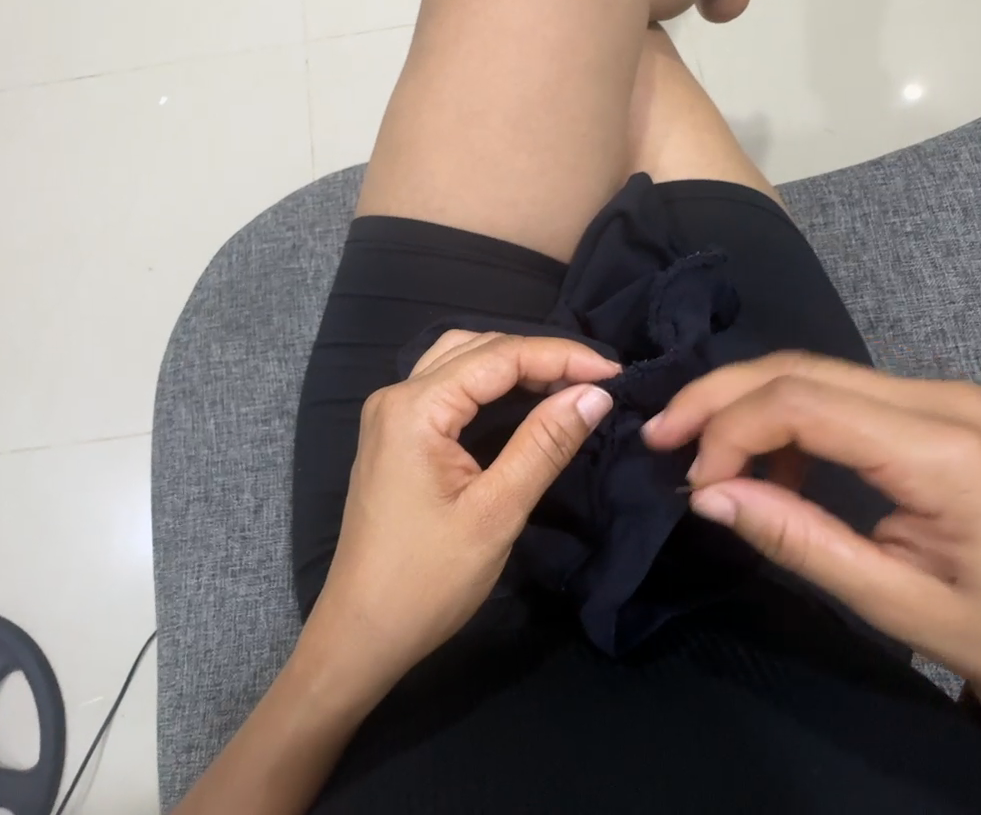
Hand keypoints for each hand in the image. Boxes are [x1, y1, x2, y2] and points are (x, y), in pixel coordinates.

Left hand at [303, 330, 618, 694]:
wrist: (363, 631)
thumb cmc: (428, 579)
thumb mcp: (496, 512)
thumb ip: (544, 444)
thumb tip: (594, 393)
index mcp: (415, 408)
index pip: (499, 356)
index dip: (562, 357)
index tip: (616, 373)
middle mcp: (396, 397)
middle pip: (477, 349)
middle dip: (540, 356)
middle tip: (597, 380)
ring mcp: (390, 415)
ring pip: (459, 362)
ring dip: (513, 364)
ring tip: (567, 383)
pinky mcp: (395, 436)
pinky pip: (446, 388)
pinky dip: (488, 385)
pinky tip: (521, 399)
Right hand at [645, 353, 980, 739]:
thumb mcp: (895, 605)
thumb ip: (797, 540)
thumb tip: (705, 494)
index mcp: (943, 451)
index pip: (800, 403)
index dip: (727, 430)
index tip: (690, 481)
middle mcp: (942, 400)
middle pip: (798, 370)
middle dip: (717, 398)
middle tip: (659, 437)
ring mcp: (942, 398)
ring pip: (811, 373)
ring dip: (744, 405)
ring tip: (698, 451)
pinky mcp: (934, 411)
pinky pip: (837, 394)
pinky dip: (784, 420)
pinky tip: (769, 467)